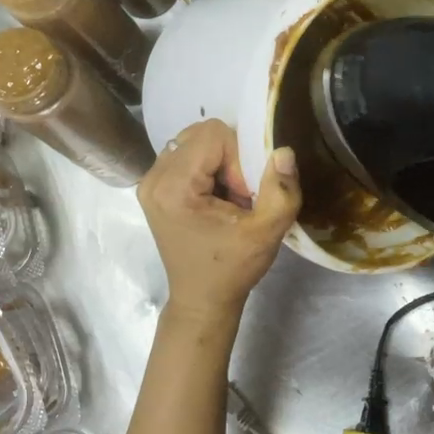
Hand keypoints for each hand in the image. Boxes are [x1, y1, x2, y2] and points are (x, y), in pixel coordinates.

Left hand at [139, 120, 301, 318]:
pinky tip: (215, 200)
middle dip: (229, 158)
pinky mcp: (154, 188)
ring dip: (220, 163)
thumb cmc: (231, 269)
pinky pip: (186, 156)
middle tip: (238, 195)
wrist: (201, 300)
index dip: (239, 158)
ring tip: (227, 198)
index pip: (214, 134)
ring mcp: (150, 182)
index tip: (244, 194)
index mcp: (173, 186)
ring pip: (194, 142)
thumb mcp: (266, 232)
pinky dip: (207, 169)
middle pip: (201, 133)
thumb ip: (281, 190)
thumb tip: (283, 149)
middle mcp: (154, 177)